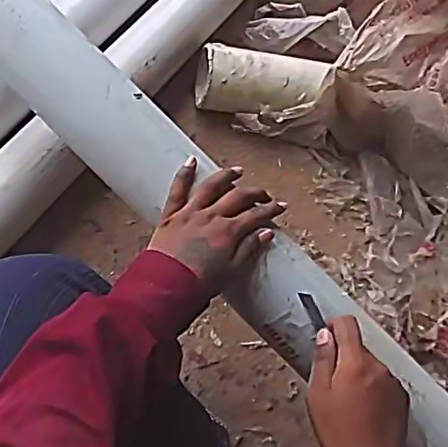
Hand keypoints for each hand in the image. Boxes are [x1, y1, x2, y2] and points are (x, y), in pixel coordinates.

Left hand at [147, 157, 281, 294]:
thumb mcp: (232, 270)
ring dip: (226, 176)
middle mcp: (211, 216)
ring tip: (237, 171)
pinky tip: (190, 161)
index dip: (271, 209)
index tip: (280, 207)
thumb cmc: (200, 283)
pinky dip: (184, 174)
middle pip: (238, 196)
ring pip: (211, 186)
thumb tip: (267, 232)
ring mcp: (190, 212)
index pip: (256, 214)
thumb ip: (249, 248)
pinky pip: (177, 190)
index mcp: (228, 231)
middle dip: (255, 193)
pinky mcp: (171, 215)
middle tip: (264, 195)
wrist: (167, 285)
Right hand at [307, 316, 408, 446]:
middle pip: (359, 348)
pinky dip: (372, 387)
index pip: (348, 325)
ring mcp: (393, 382)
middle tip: (331, 381)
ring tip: (347, 400)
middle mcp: (379, 367)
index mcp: (355, 362)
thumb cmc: (338, 430)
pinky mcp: (402, 398)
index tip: (326, 335)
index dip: (334, 325)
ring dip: (359, 373)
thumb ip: (322, 360)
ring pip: (371, 365)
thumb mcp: (318, 393)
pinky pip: (383, 382)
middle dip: (345, 356)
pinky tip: (363, 408)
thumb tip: (325, 336)